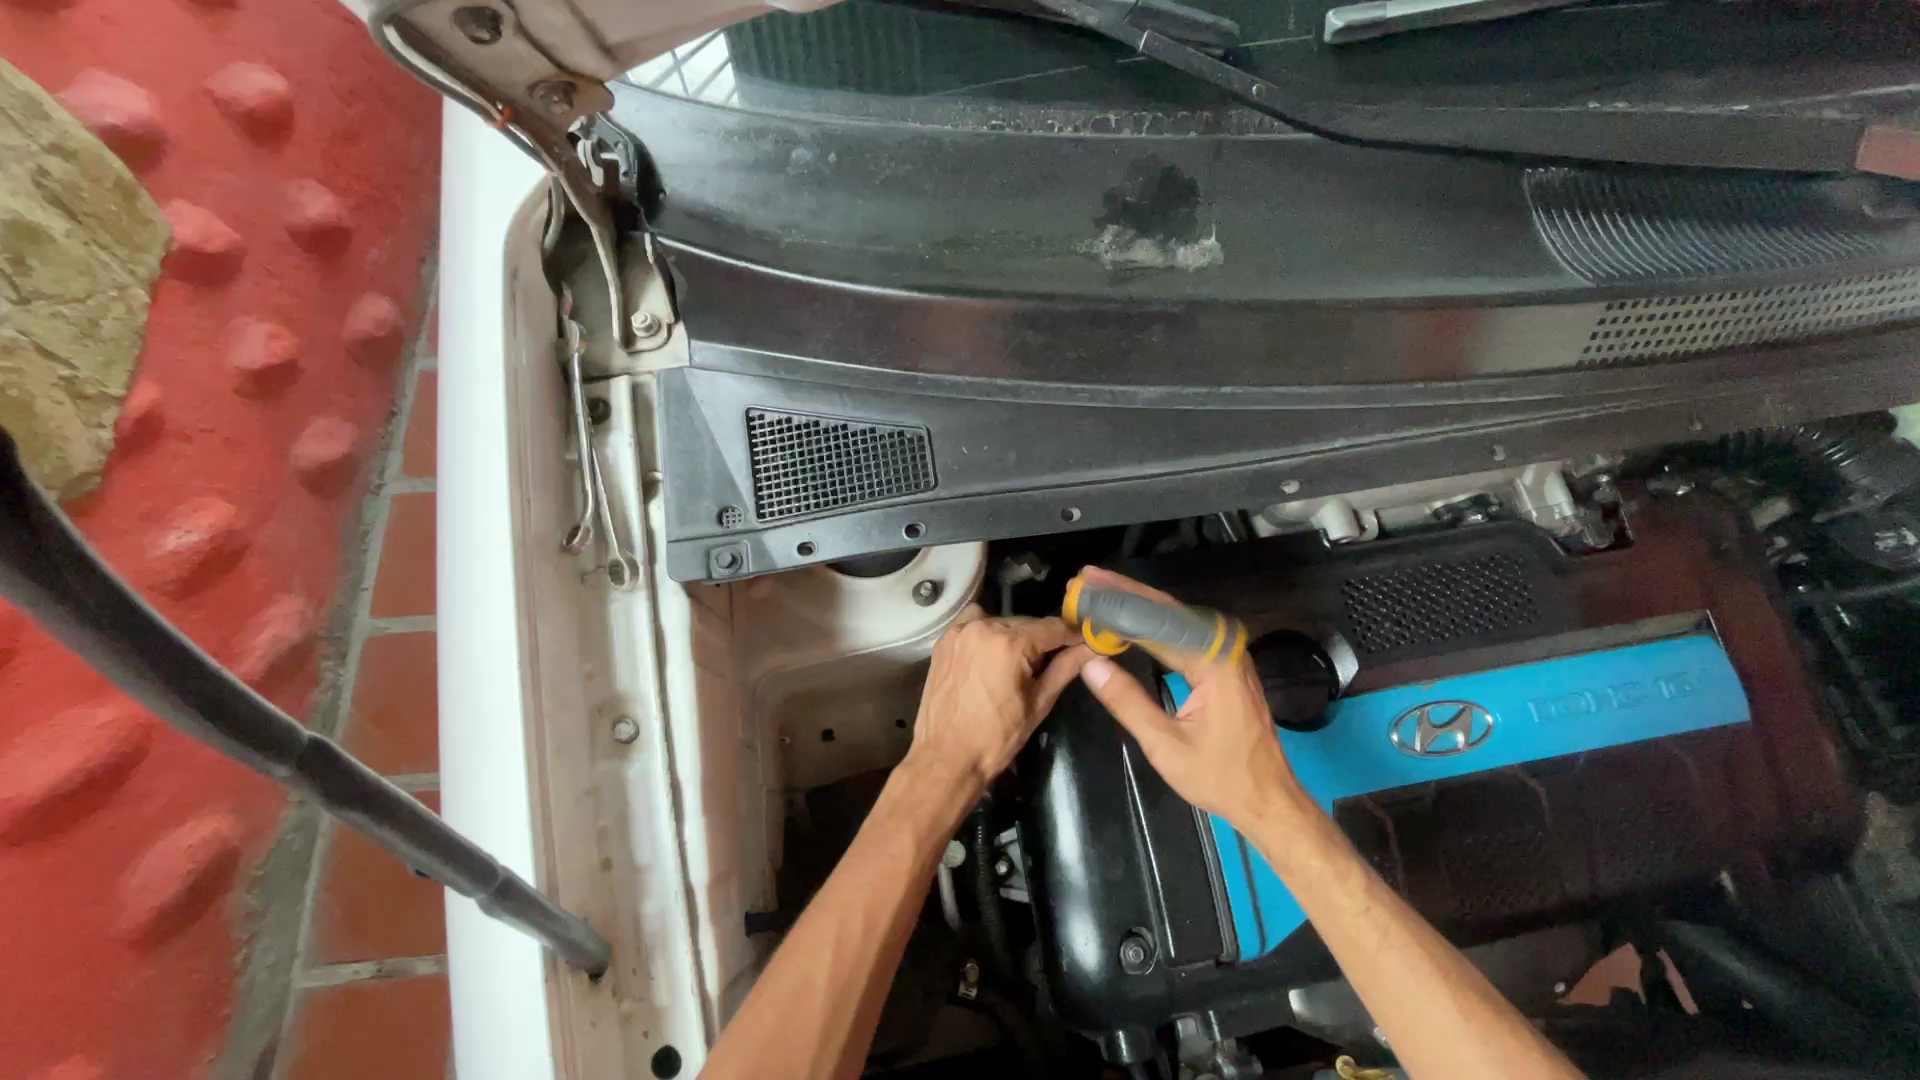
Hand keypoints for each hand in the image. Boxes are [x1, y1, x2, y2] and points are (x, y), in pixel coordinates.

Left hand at [907, 606, 1092, 790]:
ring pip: (1001, 621)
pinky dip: (987, 631)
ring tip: (1019, 661)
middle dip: (1043, 638)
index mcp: (1009, 644)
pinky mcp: (944, 640)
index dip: (1073, 634)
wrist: (946, 757)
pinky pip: (974, 623)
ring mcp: (959, 631)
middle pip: (1026, 622)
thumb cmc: (996, 737)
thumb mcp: (1038, 703)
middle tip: (1053, 659)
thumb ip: (1065, 669)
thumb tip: (1092, 648)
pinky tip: (992, 653)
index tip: (1085, 641)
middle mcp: (983, 627)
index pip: (1052, 627)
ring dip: (1015, 634)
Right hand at [1074, 567, 1307, 830]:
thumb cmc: (1220, 777)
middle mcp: (1225, 649)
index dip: (1119, 599)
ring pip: (1176, 619)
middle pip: (1168, 610)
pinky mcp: (1224, 665)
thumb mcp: (1165, 745)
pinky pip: (1184, 635)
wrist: (1269, 800)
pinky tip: (1130, 619)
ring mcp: (1228, 655)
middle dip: (1125, 593)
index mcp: (1215, 662)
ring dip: (1138, 605)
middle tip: (1087, 579)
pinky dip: (1153, 625)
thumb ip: (1127, 701)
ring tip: (1101, 592)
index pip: (1159, 619)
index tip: (1088, 584)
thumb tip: (1091, 663)